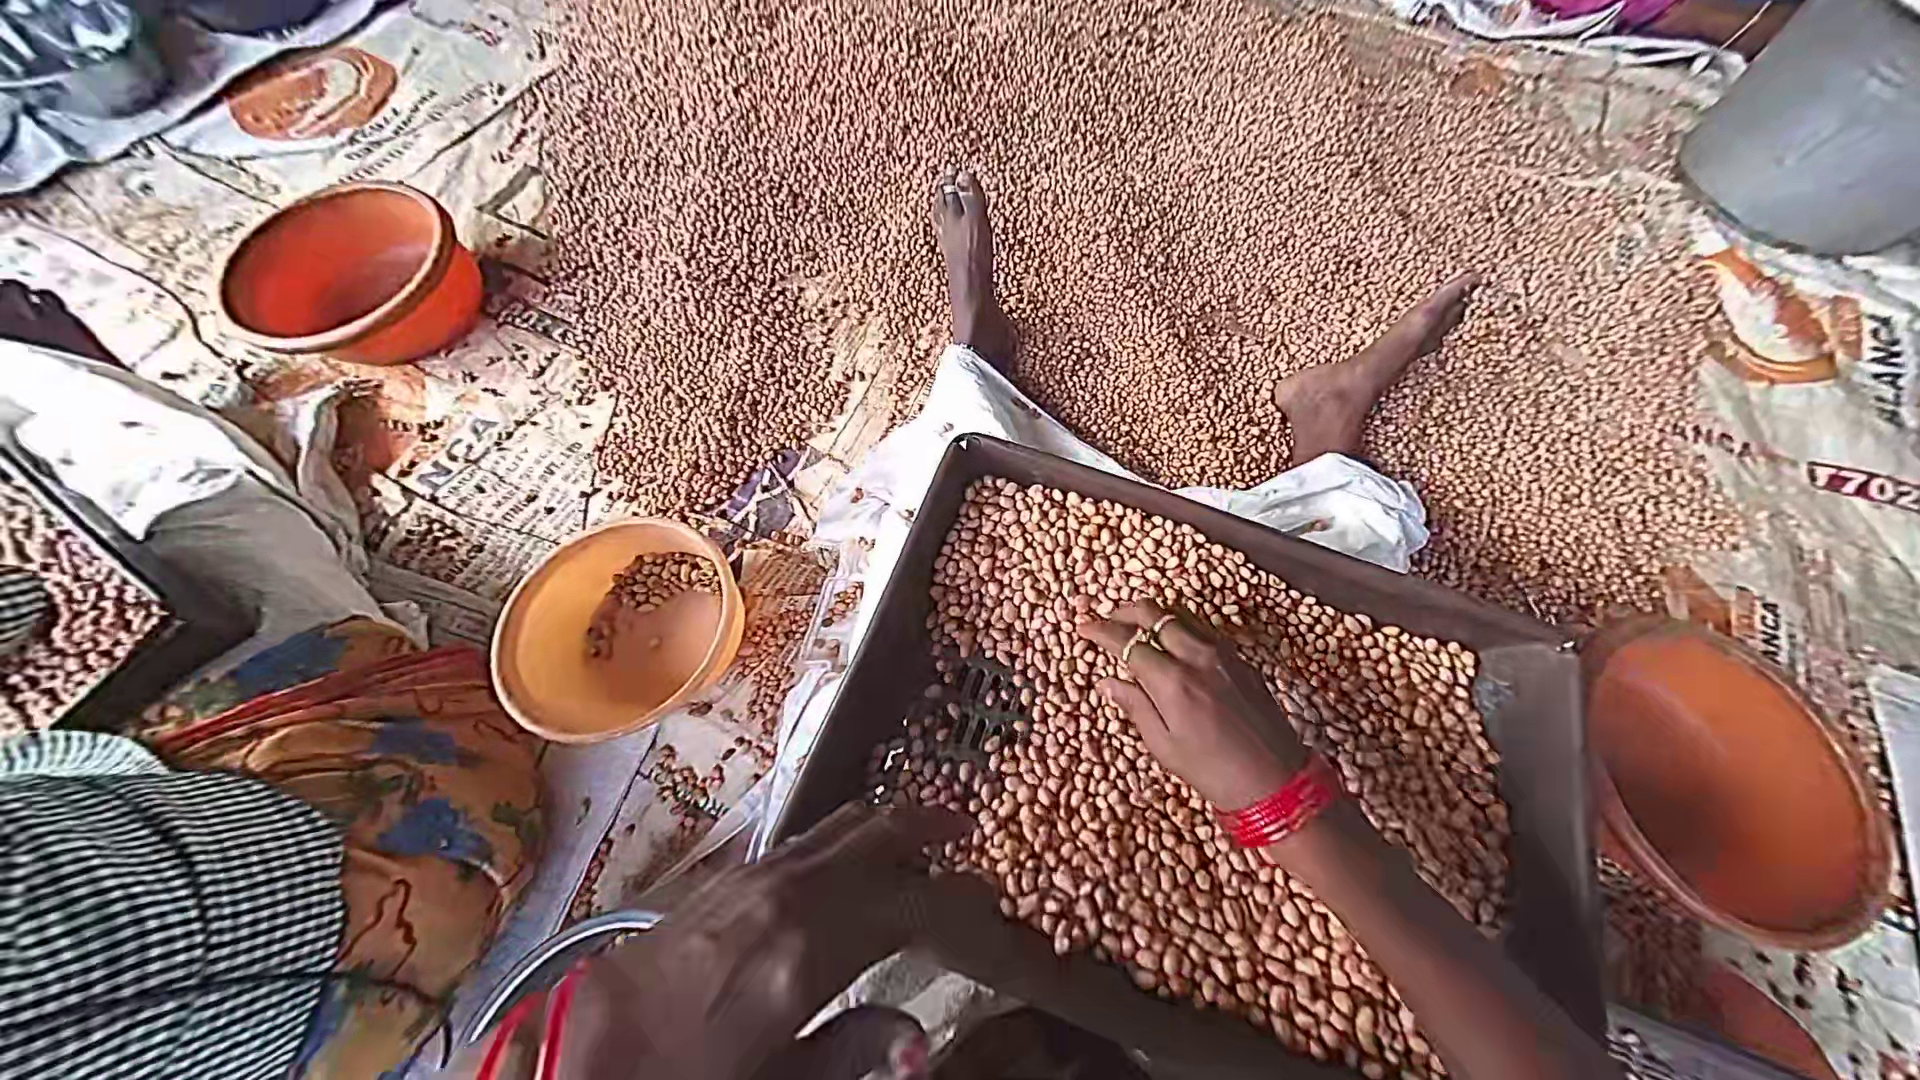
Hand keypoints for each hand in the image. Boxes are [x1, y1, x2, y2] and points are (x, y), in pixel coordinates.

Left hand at [561, 801, 967, 1079]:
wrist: (593, 1042)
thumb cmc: (690, 1077)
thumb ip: (854, 1050)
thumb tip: (920, 1041)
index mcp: (809, 955)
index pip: (908, 906)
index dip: (954, 900)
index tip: (985, 901)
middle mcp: (793, 894)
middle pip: (880, 836)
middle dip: (930, 826)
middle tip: (967, 829)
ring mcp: (766, 872)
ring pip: (847, 822)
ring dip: (891, 819)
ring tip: (924, 827)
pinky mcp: (743, 869)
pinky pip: (815, 833)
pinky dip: (853, 828)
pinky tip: (862, 843)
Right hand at [1075, 600, 1308, 811]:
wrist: (1276, 781)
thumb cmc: (1212, 771)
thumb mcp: (1163, 745)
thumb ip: (1135, 705)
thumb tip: (1108, 681)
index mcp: (1173, 682)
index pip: (1128, 641)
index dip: (1101, 631)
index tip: (1085, 627)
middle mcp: (1198, 658)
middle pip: (1154, 613)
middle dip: (1125, 611)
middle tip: (1107, 619)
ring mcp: (1223, 655)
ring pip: (1180, 614)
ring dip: (1152, 613)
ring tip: (1135, 624)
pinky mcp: (1240, 659)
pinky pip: (1202, 629)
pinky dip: (1178, 625)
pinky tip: (1169, 640)